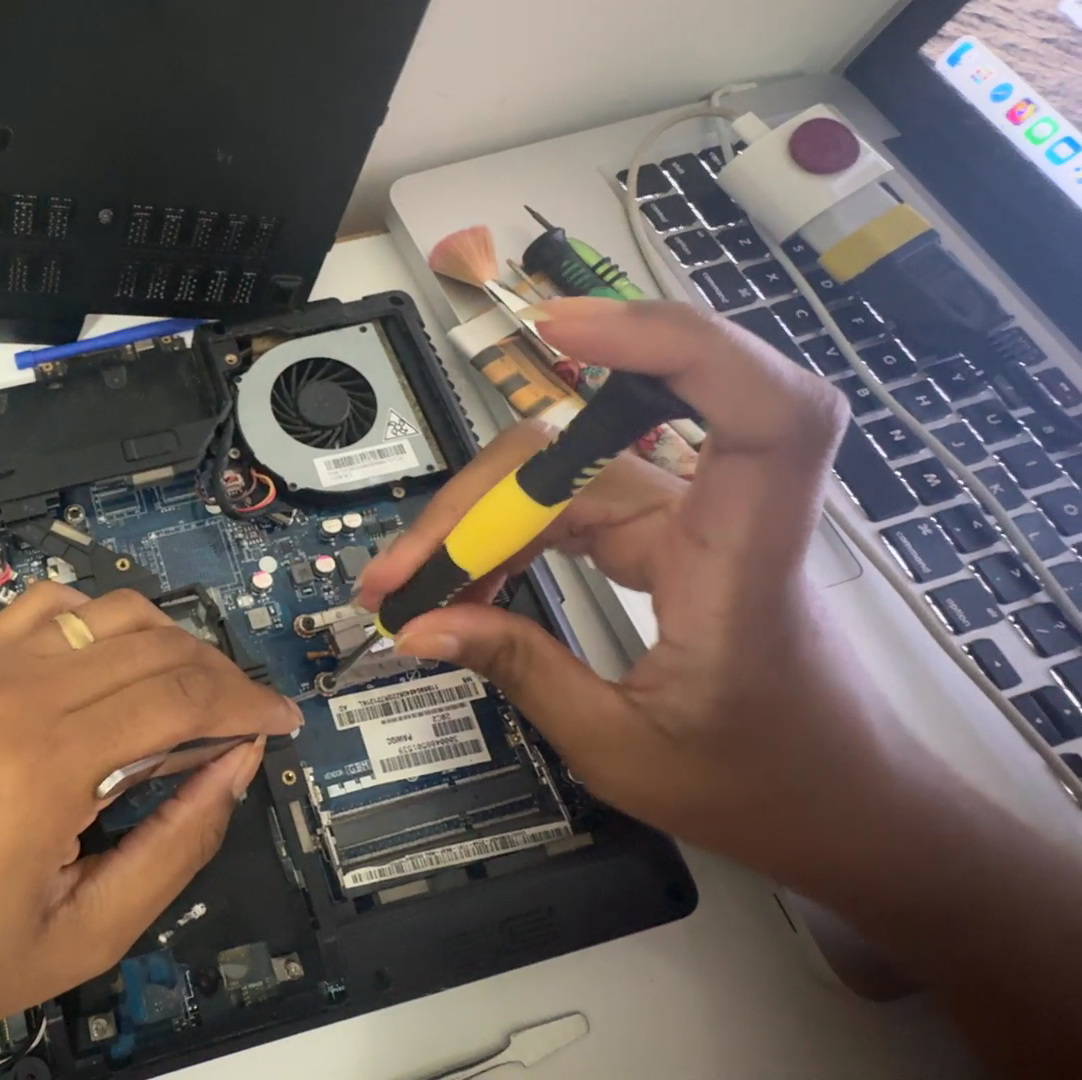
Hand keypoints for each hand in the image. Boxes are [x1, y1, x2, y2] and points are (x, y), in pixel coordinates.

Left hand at [0, 584, 300, 1073]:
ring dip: (166, 642)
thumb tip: (235, 768)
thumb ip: (178, 842)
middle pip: (153, 647)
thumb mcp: (89, 931)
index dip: (245, 704)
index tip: (282, 721)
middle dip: (219, 675)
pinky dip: (95, 617)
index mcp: (47, 762)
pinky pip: (44, 607)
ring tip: (192, 692)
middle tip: (248, 717)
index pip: (179, 697)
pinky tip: (111, 659)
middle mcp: (15, 693)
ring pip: (107, 612)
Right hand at [357, 298, 911, 874]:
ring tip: (406, 588)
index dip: (671, 347)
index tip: (561, 329)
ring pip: (557, 485)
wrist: (838, 811)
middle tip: (397, 577)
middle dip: (476, 506)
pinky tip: (457, 585)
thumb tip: (418, 627)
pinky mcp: (656, 541)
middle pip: (583, 459)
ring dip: (472, 529)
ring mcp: (682, 525)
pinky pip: (561, 518)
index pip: (756, 412)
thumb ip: (521, 672)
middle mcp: (714, 521)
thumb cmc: (758, 787)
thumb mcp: (621, 748)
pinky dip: (500, 546)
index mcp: (742, 565)